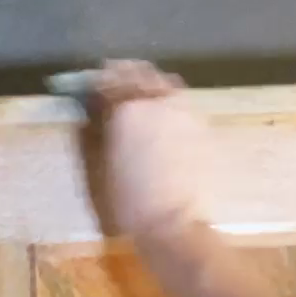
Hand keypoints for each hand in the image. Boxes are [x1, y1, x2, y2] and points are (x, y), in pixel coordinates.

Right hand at [91, 60, 210, 241]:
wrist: (174, 223)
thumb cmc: (129, 201)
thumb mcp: (100, 165)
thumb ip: (98, 126)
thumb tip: (95, 105)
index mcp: (127, 108)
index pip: (108, 80)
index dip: (97, 80)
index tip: (92, 85)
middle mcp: (158, 100)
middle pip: (140, 73)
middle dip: (125, 76)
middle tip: (115, 85)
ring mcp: (185, 111)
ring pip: (165, 84)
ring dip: (151, 86)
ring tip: (143, 100)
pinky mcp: (203, 126)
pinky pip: (182, 104)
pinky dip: (170, 104)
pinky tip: (165, 120)